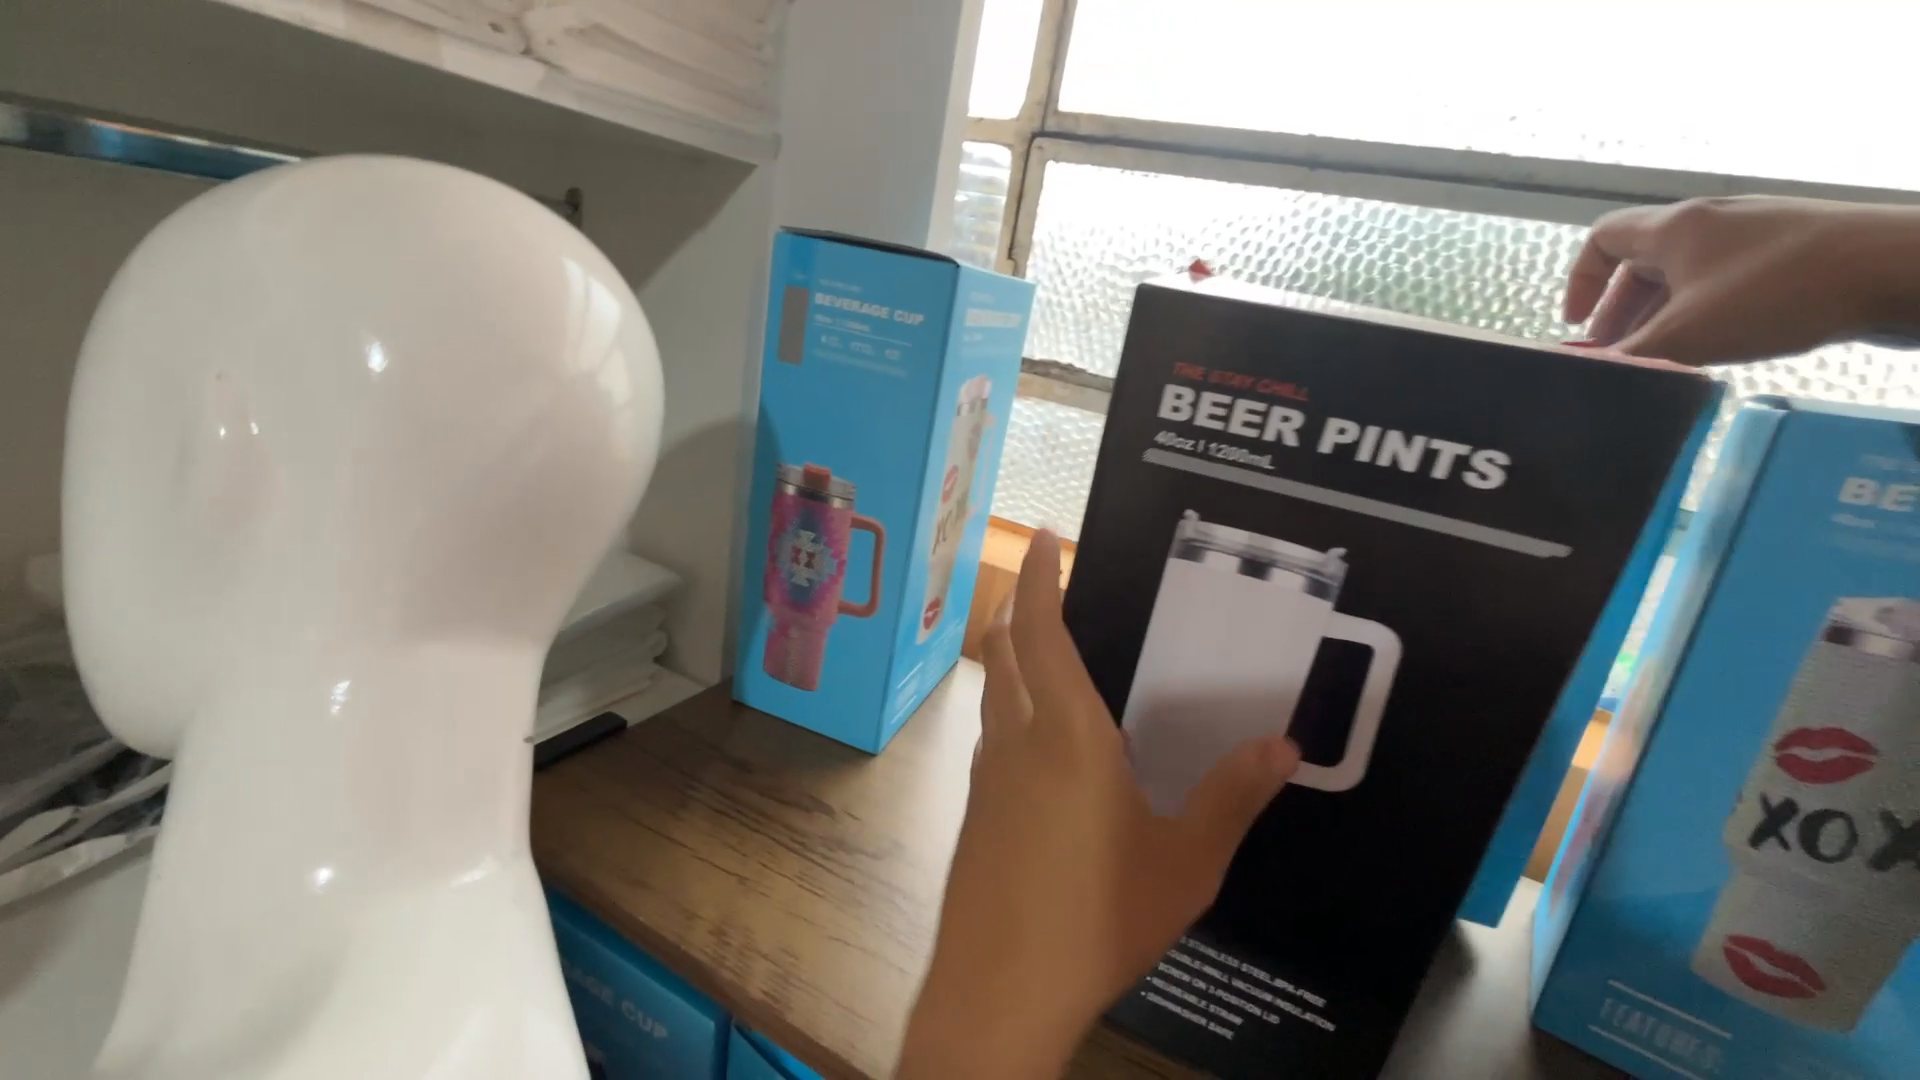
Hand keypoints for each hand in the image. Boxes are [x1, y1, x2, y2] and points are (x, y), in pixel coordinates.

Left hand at [897, 532, 1298, 1079]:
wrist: (1001, 988)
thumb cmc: (1098, 918)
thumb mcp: (1185, 862)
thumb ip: (1232, 797)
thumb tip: (1283, 745)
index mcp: (1068, 735)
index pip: (1041, 631)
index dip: (1036, 576)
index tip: (1041, 537)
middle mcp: (1017, 739)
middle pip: (1003, 649)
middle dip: (1017, 606)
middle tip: (1044, 585)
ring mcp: (988, 773)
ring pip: (994, 691)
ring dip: (1010, 657)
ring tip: (1048, 654)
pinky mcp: (977, 808)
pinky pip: (994, 736)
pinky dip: (1012, 709)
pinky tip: (1044, 744)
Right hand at [1564, 196, 1919, 364]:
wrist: (1910, 270)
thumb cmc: (1781, 293)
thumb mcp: (1685, 337)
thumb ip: (1623, 359)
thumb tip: (1582, 374)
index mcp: (1675, 227)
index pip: (1600, 240)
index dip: (1580, 284)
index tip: (1577, 326)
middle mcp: (1712, 220)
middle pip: (1641, 262)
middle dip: (1619, 312)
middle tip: (1617, 353)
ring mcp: (1759, 233)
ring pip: (1686, 274)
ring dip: (1662, 315)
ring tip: (1664, 355)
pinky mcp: (1798, 251)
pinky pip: (1727, 279)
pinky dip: (1706, 310)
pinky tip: (1719, 342)